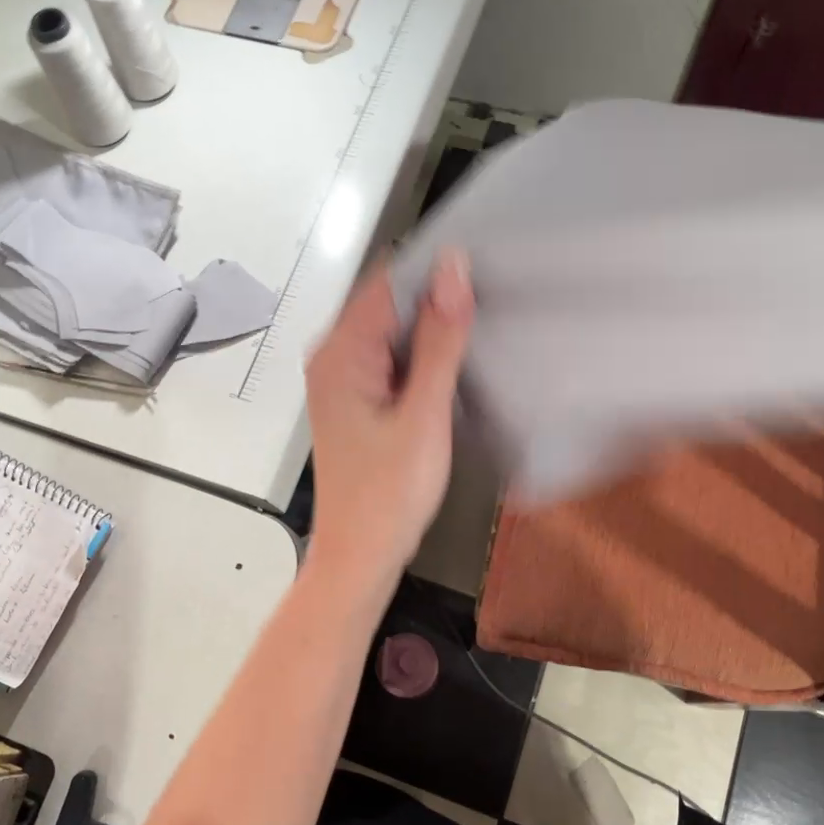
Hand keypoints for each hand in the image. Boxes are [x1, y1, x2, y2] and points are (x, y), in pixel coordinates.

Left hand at [304, 251, 474, 579]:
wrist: (361, 555)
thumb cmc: (390, 493)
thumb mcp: (424, 413)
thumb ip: (440, 340)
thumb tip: (454, 269)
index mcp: (340, 353)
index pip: (389, 282)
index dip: (435, 273)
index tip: (485, 274)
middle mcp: (331, 358)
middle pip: (388, 305)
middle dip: (435, 303)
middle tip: (493, 307)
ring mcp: (339, 381)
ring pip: (391, 334)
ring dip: (430, 333)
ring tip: (480, 334)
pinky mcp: (353, 402)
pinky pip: (388, 361)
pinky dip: (419, 361)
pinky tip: (453, 370)